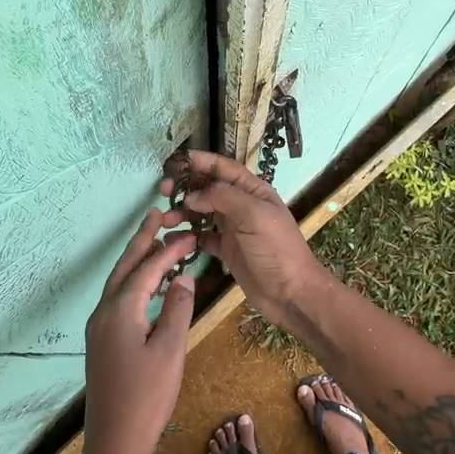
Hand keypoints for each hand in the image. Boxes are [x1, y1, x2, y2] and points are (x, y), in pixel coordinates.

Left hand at [82, 207, 197, 453]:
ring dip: (137, 260)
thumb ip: (177, 308)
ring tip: (156, 242)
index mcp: (119, 310)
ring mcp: (99, 329)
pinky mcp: (102, 343)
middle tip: (158, 214)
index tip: (191, 233)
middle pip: (124, 266)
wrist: (115, 443)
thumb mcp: (170, 350)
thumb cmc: (147, 397)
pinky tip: (149, 286)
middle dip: (142, 240)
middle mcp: (103, 313)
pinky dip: (134, 282)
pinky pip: (118, 299)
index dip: (169, 249)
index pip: (147, 268)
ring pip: (119, 282)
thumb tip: (182, 278)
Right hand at [162, 150, 328, 328]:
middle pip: (209, 188)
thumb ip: (222, 197)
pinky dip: (187, 237)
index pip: (223, 167)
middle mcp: (242, 206)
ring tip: (165, 219)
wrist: (290, 291)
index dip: (200, 161)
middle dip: (186, 187)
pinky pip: (202, 238)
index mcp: (253, 191)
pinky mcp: (227, 250)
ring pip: (203, 213)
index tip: (175, 162)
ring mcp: (234, 228)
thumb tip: (192, 195)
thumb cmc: (276, 248)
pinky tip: (173, 240)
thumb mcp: (253, 214)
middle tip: (163, 191)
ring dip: (183, 212)